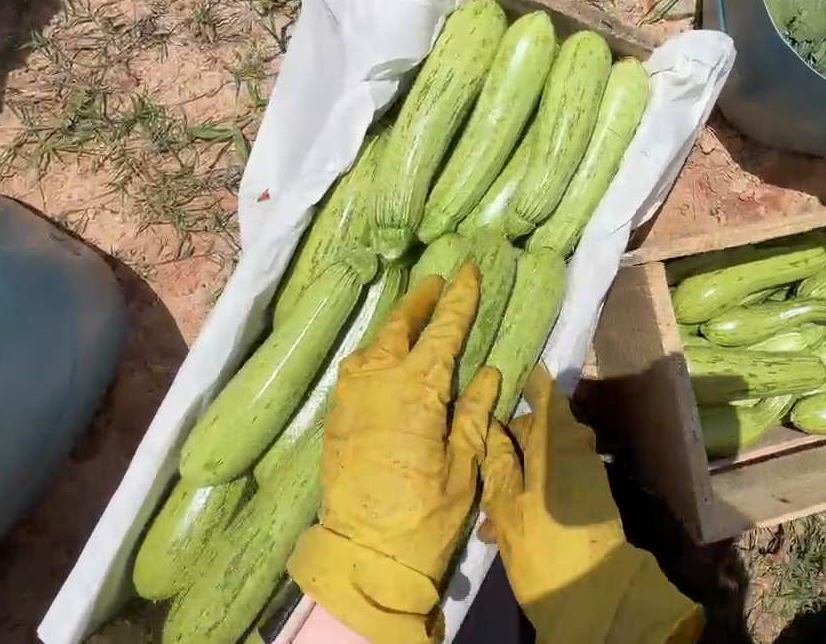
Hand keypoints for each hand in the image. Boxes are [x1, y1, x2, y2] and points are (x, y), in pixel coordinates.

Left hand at [287, 265, 500, 643]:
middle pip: (400, 325)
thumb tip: (488, 371)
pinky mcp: (338, 415)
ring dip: (395, 324)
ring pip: (373, 344)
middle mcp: (380, 381)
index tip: (469, 270)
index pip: (443, 329)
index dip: (459, 299)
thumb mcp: (466, 463)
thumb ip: (476, 411)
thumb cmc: (427, 511)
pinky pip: (357, 367)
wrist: (364, 554)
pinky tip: (384, 355)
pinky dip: (375, 350)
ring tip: (412, 314)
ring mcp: (353, 396)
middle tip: (437, 281)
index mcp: (418, 388)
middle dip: (421, 300)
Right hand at [482, 366, 700, 643]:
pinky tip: (503, 524)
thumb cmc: (545, 546)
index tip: (500, 372)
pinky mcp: (588, 495)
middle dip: (510, 439)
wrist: (596, 596)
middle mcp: (577, 445)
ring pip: (544, 454)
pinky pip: (555, 476)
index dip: (524, 379)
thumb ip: (499, 463)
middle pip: (540, 425)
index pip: (544, 390)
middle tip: (479, 458)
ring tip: (486, 508)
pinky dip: (531, 488)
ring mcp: (586, 470)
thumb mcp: (508, 508)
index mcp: (558, 438)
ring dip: (517, 471)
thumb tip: (492, 429)